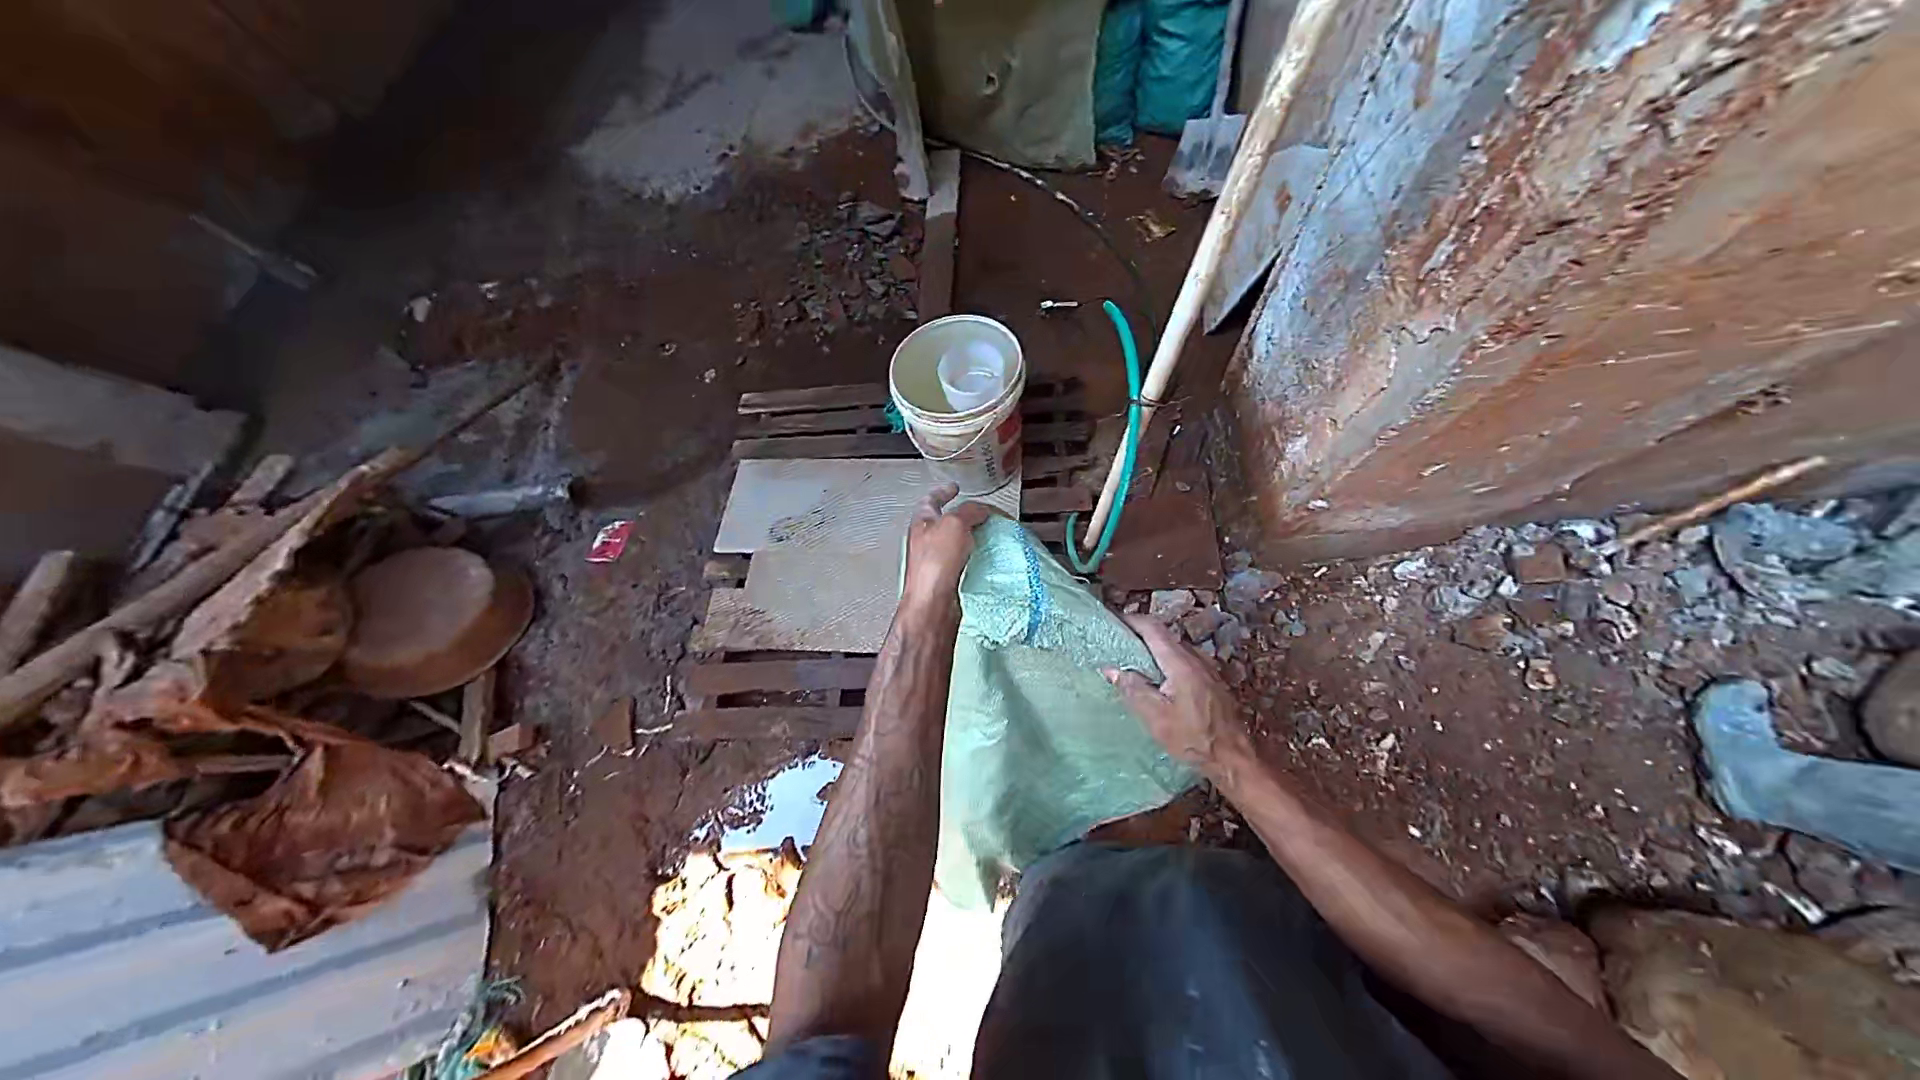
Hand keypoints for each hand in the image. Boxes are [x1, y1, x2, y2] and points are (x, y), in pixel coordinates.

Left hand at [900, 483, 992, 613]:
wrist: (933, 603)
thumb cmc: (935, 562)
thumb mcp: (955, 524)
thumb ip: (969, 511)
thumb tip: (981, 510)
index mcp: (922, 523)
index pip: (931, 499)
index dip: (943, 491)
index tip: (953, 487)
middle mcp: (925, 541)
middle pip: (944, 521)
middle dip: (962, 515)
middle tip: (979, 513)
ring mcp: (934, 561)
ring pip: (954, 542)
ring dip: (970, 537)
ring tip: (986, 535)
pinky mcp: (945, 579)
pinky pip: (961, 562)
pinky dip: (973, 556)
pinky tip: (983, 559)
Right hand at [1105, 613, 1252, 775]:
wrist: (1233, 758)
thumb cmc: (1193, 738)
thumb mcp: (1155, 717)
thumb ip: (1133, 689)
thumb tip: (1112, 669)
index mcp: (1181, 663)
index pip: (1154, 628)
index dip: (1132, 620)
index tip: (1113, 620)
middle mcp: (1197, 659)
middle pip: (1166, 636)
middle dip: (1141, 633)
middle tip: (1119, 640)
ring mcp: (1208, 670)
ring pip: (1177, 648)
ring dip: (1155, 648)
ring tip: (1134, 658)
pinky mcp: (1213, 682)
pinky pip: (1186, 660)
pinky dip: (1168, 660)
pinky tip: (1159, 677)